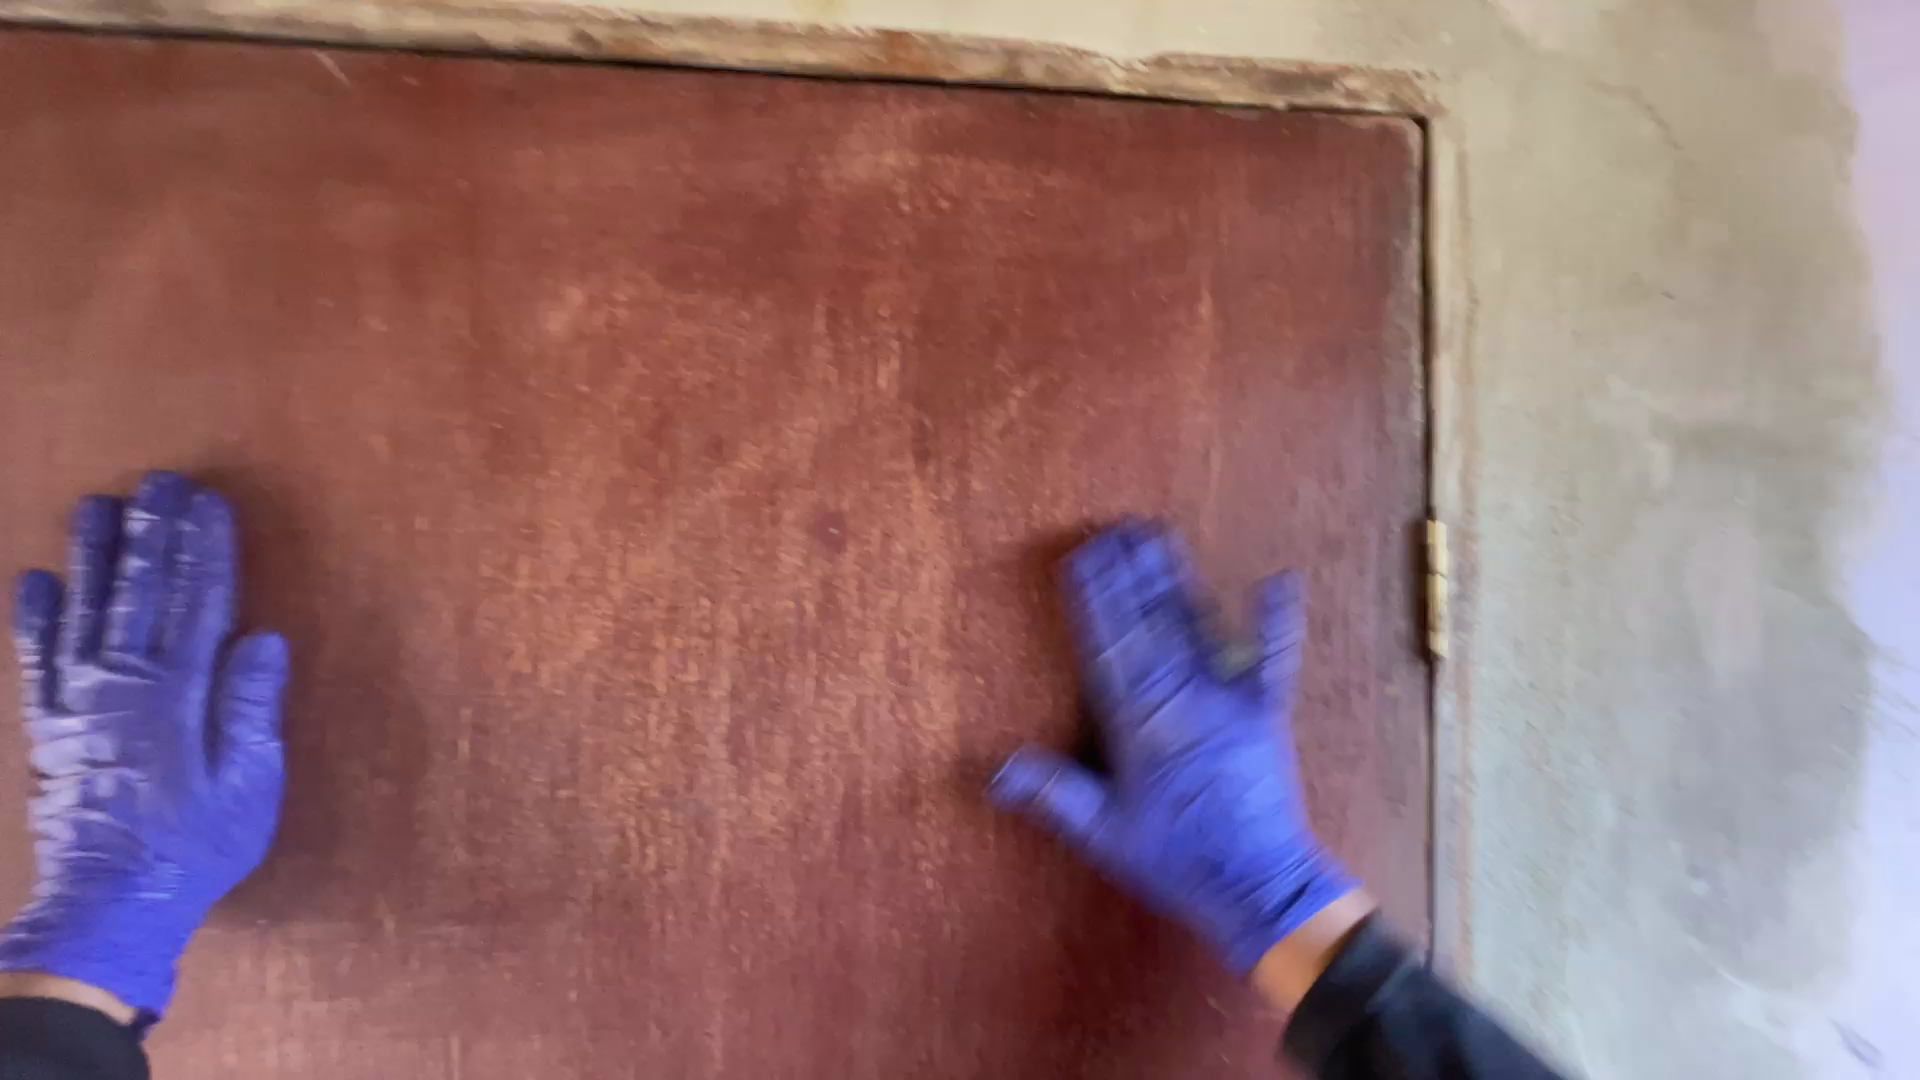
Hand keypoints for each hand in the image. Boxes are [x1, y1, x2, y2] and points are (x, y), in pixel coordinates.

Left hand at [2, 471, 288, 1024]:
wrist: (109, 904)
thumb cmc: (201, 839)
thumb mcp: (250, 776)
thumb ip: (250, 704)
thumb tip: (263, 638)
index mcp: (173, 696)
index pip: (196, 606)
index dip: (205, 553)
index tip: (211, 505)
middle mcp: (116, 688)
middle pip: (137, 597)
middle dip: (148, 536)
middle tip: (155, 483)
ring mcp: (75, 704)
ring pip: (84, 614)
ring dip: (93, 558)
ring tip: (96, 506)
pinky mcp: (52, 726)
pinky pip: (39, 660)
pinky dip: (36, 617)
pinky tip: (37, 581)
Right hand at [989, 520, 1356, 975]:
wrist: (1261, 889)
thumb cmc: (1176, 860)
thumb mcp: (1105, 834)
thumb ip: (1054, 794)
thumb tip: (995, 769)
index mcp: (1137, 725)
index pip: (1107, 648)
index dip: (1092, 600)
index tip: (1081, 559)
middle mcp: (1179, 699)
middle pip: (1147, 626)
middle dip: (1127, 576)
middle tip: (1113, 529)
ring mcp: (1227, 700)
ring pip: (1195, 628)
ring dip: (1175, 580)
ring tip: (1158, 536)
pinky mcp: (1266, 710)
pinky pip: (1274, 661)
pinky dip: (1277, 621)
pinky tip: (1278, 578)